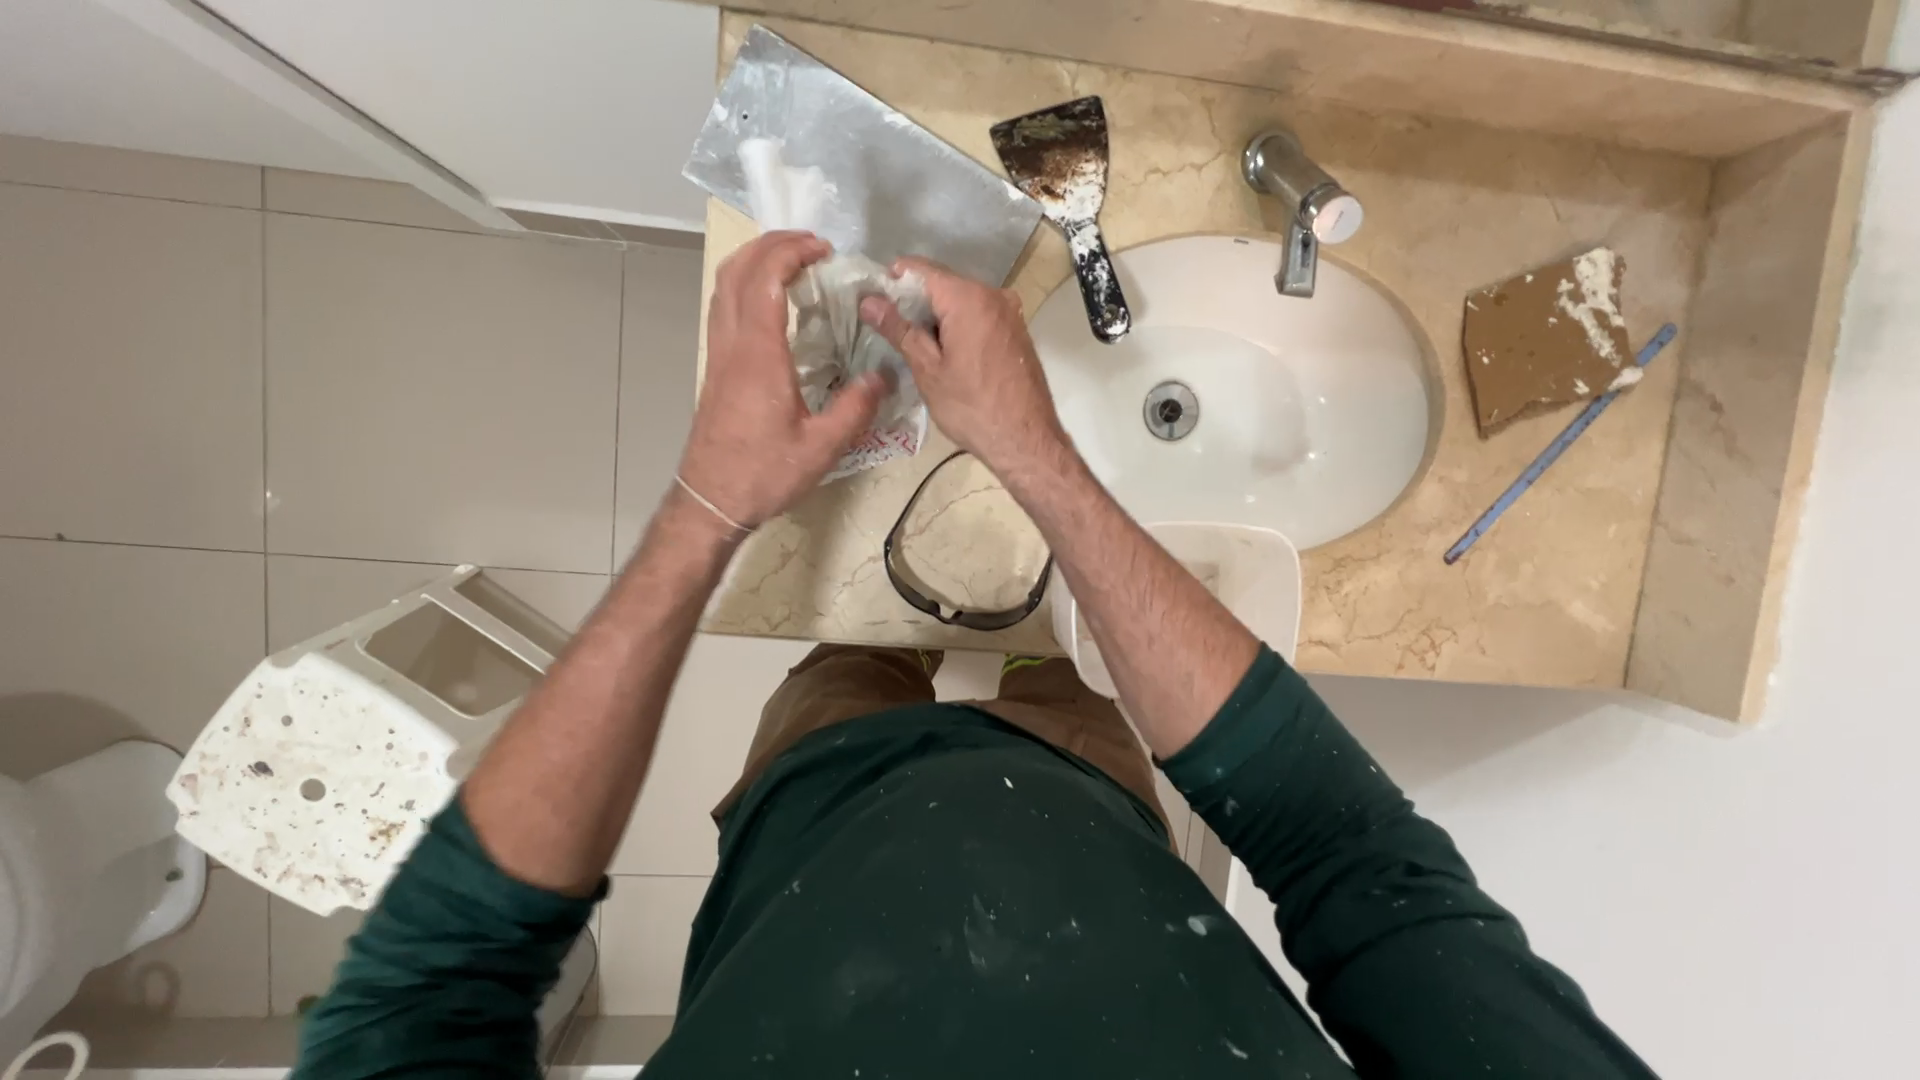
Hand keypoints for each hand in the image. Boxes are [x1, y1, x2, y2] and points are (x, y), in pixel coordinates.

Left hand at [680, 231, 886, 528]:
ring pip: (723, 286)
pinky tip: (772, 303)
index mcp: (759, 355)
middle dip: (771, 245)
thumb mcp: (822, 447)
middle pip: (736, 270)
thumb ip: (856, 408)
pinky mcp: (715, 369)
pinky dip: (746, 287)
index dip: (792, 252)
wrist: (711, 500)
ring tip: (792, 263)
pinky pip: (723, 308)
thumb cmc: (764, 474)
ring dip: (754, 262)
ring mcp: (718, 355)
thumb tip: (883, 376)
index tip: (824, 250)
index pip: (766, 279)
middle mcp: (732, 344)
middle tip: (811, 246)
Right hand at [858, 257, 1067, 476]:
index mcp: (968, 297)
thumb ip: (899, 329)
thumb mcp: (928, 370)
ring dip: (936, 317)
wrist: (1026, 440)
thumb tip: (869, 301)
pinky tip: (947, 356)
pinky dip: (959, 326)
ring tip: (916, 348)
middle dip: (914, 302)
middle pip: (942, 283)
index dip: (891, 282)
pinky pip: (979, 316)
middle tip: (890, 333)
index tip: (874, 306)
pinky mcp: (1016, 330)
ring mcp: (1010, 312)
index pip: (919, 269)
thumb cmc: (972, 408)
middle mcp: (993, 294)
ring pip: (961, 301)